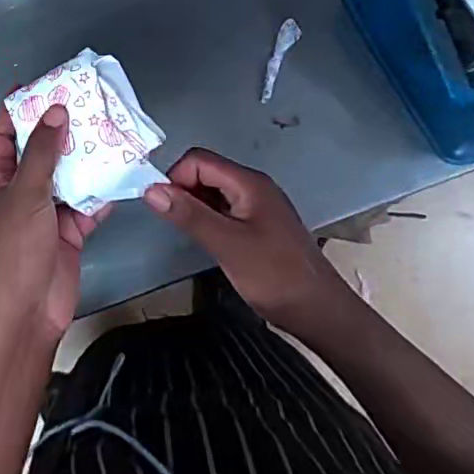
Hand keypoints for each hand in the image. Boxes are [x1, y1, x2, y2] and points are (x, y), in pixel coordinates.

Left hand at [0, 105, 109, 344]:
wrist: (27, 312)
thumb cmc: (16, 250)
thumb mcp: (26, 194)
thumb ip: (43, 153)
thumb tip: (55, 111)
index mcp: (1, 179)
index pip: (5, 135)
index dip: (16, 110)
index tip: (37, 85)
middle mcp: (24, 191)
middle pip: (42, 152)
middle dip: (61, 130)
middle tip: (87, 104)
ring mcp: (48, 213)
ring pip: (69, 177)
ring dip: (87, 159)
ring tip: (111, 132)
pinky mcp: (70, 232)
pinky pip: (88, 206)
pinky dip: (103, 194)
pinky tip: (122, 176)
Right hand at [145, 149, 353, 336]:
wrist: (321, 313)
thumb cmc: (276, 276)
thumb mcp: (228, 245)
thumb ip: (190, 215)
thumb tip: (151, 190)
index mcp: (249, 183)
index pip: (199, 160)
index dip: (176, 177)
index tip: (163, 207)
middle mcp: (254, 186)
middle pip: (206, 172)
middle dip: (182, 190)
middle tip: (172, 222)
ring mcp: (258, 205)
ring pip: (214, 191)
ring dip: (194, 204)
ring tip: (188, 233)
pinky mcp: (258, 224)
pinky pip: (224, 208)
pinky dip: (208, 217)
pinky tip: (206, 239)